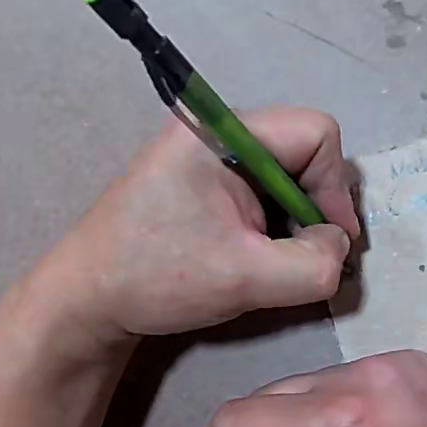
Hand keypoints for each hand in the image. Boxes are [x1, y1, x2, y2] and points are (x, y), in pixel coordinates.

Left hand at [33, 106, 362, 342]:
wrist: (87, 297)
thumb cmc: (155, 279)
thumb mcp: (246, 279)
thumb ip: (314, 264)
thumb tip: (339, 245)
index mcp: (220, 131)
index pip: (315, 133)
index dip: (333, 189)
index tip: (327, 241)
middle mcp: (217, 129)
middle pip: (304, 149)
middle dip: (315, 205)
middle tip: (305, 255)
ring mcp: (208, 152)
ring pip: (287, 171)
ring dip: (295, 218)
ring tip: (275, 260)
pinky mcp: (204, 177)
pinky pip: (263, 186)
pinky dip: (274, 221)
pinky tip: (256, 253)